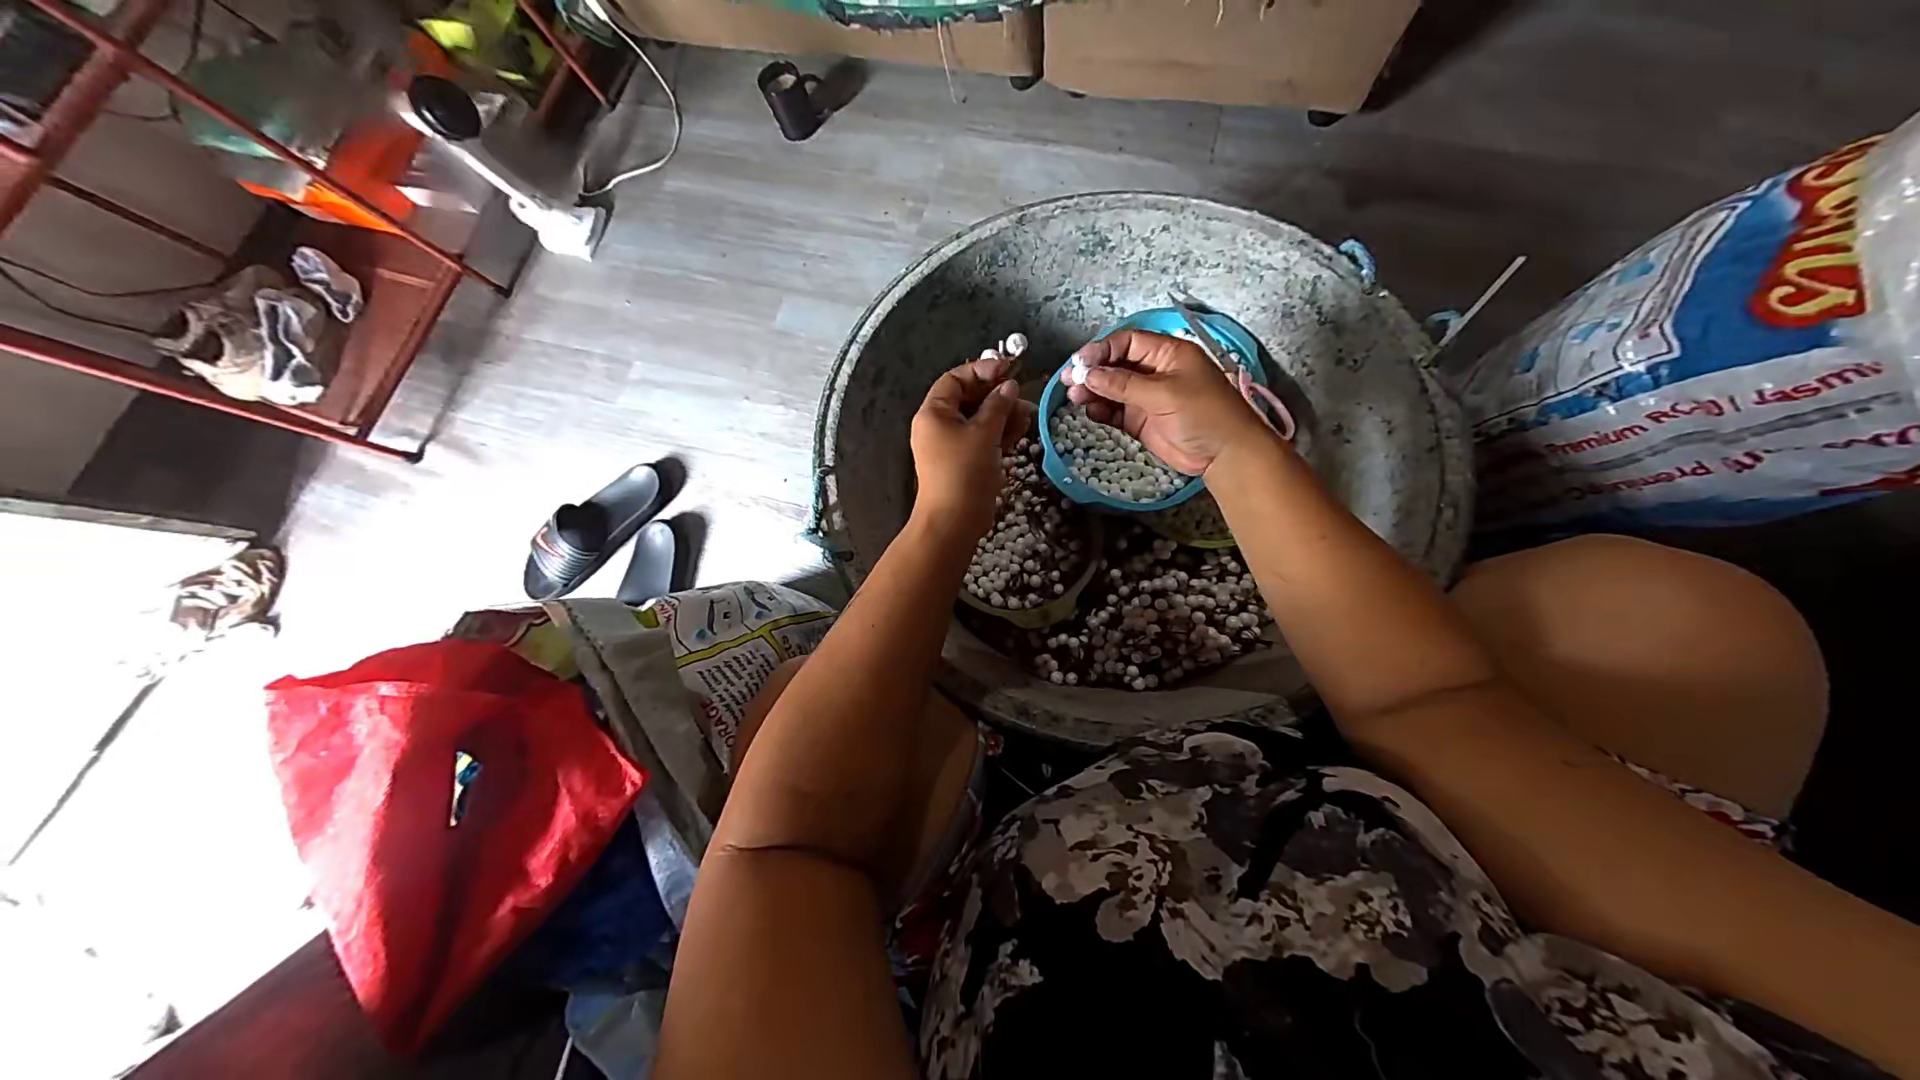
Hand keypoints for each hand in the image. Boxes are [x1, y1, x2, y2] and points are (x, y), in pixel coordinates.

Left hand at [910, 352, 1035, 537]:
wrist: (954, 522)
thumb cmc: (964, 473)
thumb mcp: (984, 433)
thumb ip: (998, 405)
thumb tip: (1009, 387)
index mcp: (934, 413)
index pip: (955, 379)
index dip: (982, 370)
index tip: (1009, 369)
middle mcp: (938, 426)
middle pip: (968, 398)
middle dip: (997, 395)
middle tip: (1022, 394)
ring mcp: (951, 445)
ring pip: (978, 419)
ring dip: (1003, 414)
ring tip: (1028, 414)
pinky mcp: (964, 462)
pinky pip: (982, 439)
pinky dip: (999, 433)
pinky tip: (1021, 429)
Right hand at [1063, 329, 1273, 474]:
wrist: (1225, 454)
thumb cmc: (1205, 414)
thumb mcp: (1165, 394)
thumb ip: (1124, 385)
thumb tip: (1089, 375)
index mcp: (1167, 354)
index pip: (1127, 342)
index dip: (1101, 350)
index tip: (1080, 363)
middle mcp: (1154, 372)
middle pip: (1115, 364)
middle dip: (1092, 371)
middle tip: (1070, 381)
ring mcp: (1146, 397)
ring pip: (1111, 388)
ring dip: (1092, 391)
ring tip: (1074, 397)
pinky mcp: (1141, 420)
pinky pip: (1114, 411)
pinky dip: (1100, 410)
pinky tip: (1089, 411)